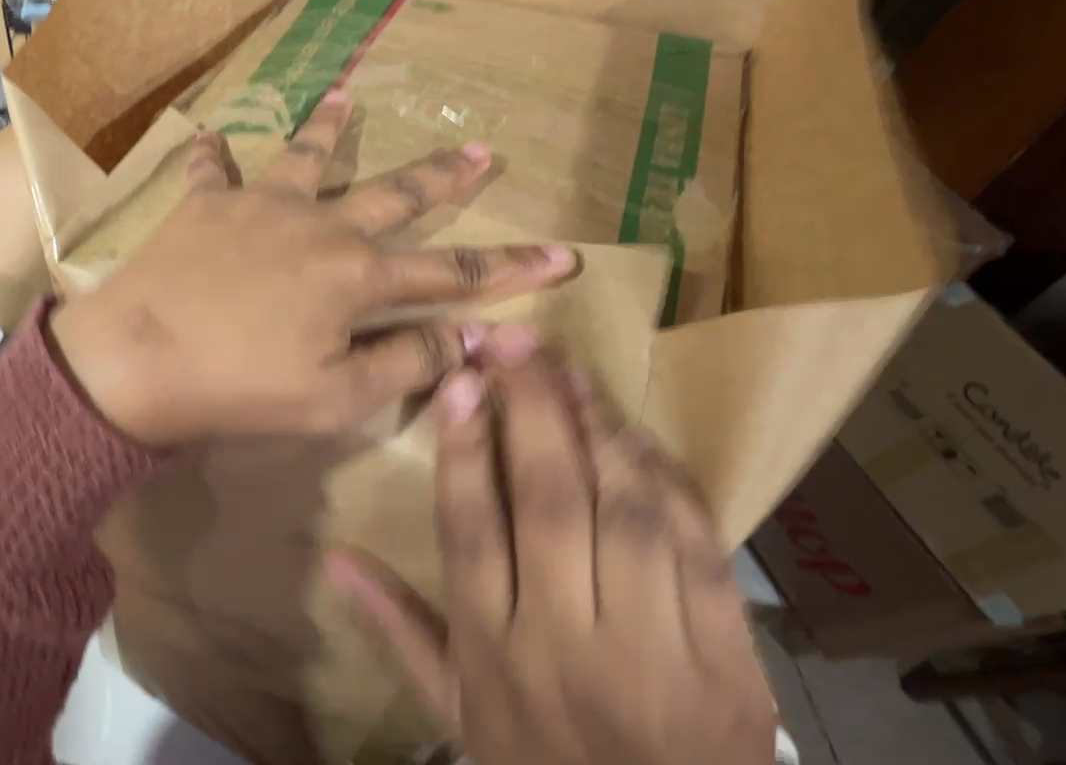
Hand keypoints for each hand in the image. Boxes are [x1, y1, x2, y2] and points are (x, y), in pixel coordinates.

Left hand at [49, 94, 577, 446]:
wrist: (136, 360)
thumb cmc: (239, 390)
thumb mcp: (335, 396)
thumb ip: (408, 361)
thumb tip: (473, 337)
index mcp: (356, 276)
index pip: (452, 272)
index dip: (510, 267)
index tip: (562, 254)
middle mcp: (316, 225)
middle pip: (392, 196)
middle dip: (442, 178)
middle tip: (480, 151)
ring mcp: (256, 206)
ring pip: (305, 160)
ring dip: (329, 128)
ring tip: (348, 97)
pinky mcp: (202, 205)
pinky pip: (211, 170)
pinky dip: (214, 155)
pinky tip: (213, 136)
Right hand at [326, 356, 777, 764]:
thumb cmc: (538, 761)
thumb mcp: (455, 707)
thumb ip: (398, 628)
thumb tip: (336, 559)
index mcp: (493, 650)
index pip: (470, 530)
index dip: (461, 448)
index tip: (458, 381)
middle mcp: (565, 638)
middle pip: (546, 502)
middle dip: (530, 410)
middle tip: (515, 342)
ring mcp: (653, 648)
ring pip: (622, 512)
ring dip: (596, 428)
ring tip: (569, 369)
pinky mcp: (729, 660)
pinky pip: (697, 550)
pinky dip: (667, 482)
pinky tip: (637, 434)